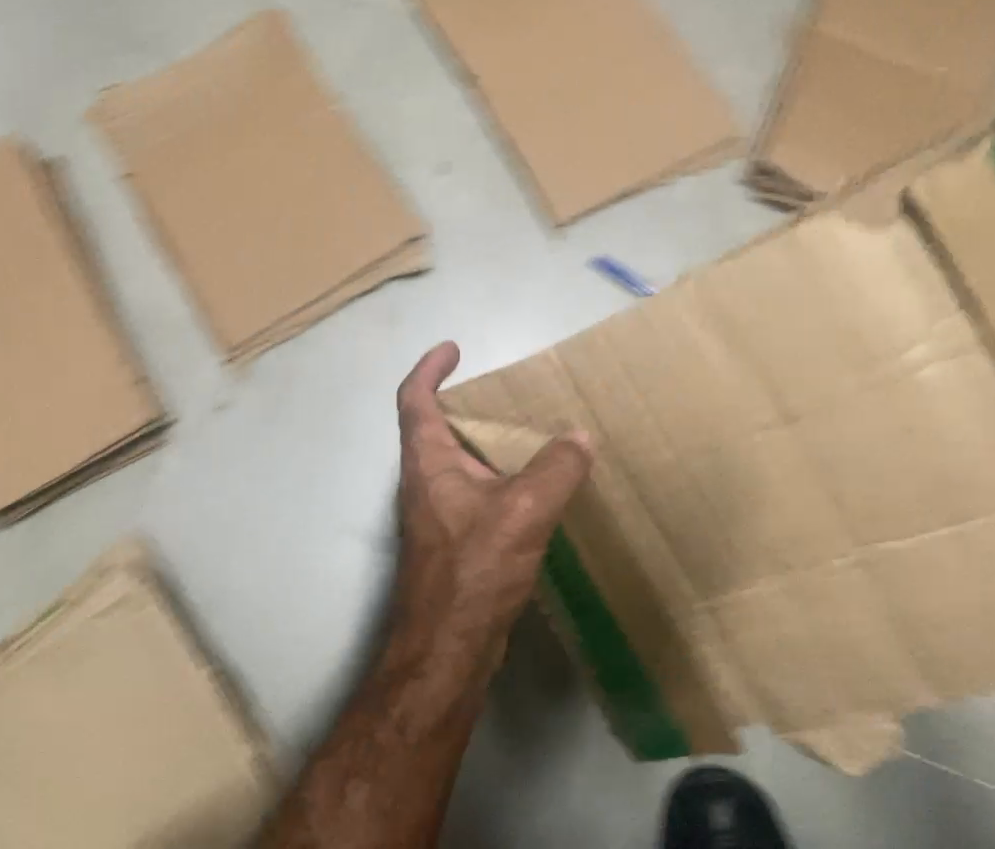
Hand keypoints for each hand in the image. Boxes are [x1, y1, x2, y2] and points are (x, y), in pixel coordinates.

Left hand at [390, 341, 592, 663]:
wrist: (447, 647)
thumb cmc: (472, 569)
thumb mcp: (523, 510)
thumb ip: (555, 469)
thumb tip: (580, 436)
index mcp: (427, 461)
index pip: (414, 398)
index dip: (429, 368)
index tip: (453, 348)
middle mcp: (424, 482)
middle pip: (435, 428)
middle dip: (466, 405)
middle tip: (507, 396)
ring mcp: (436, 515)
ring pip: (457, 464)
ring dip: (485, 446)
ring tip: (530, 437)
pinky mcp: (453, 544)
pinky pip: (475, 496)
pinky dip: (499, 482)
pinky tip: (535, 493)